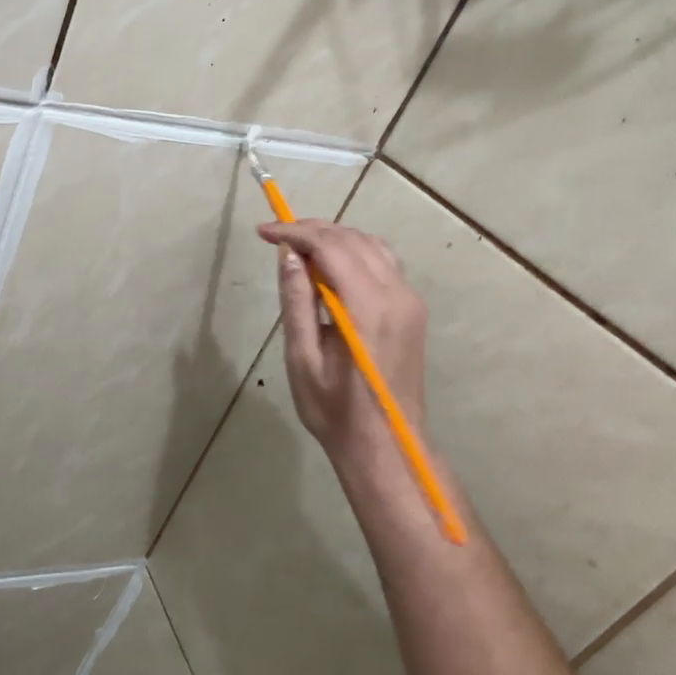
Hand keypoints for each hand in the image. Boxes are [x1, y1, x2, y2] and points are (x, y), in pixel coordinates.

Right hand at [256, 219, 427, 467]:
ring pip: (372, 246)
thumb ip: (297, 302)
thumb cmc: (334, 409)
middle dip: (313, 230)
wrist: (385, 444)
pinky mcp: (412, 310)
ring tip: (299, 248)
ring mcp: (410, 301)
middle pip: (353, 239)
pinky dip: (354, 253)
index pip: (331, 246)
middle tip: (276, 237)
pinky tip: (330, 267)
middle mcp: (397, 295)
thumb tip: (288, 256)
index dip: (295, 232)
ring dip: (335, 238)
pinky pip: (384, 263)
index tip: (263, 233)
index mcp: (368, 308)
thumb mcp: (303, 357)